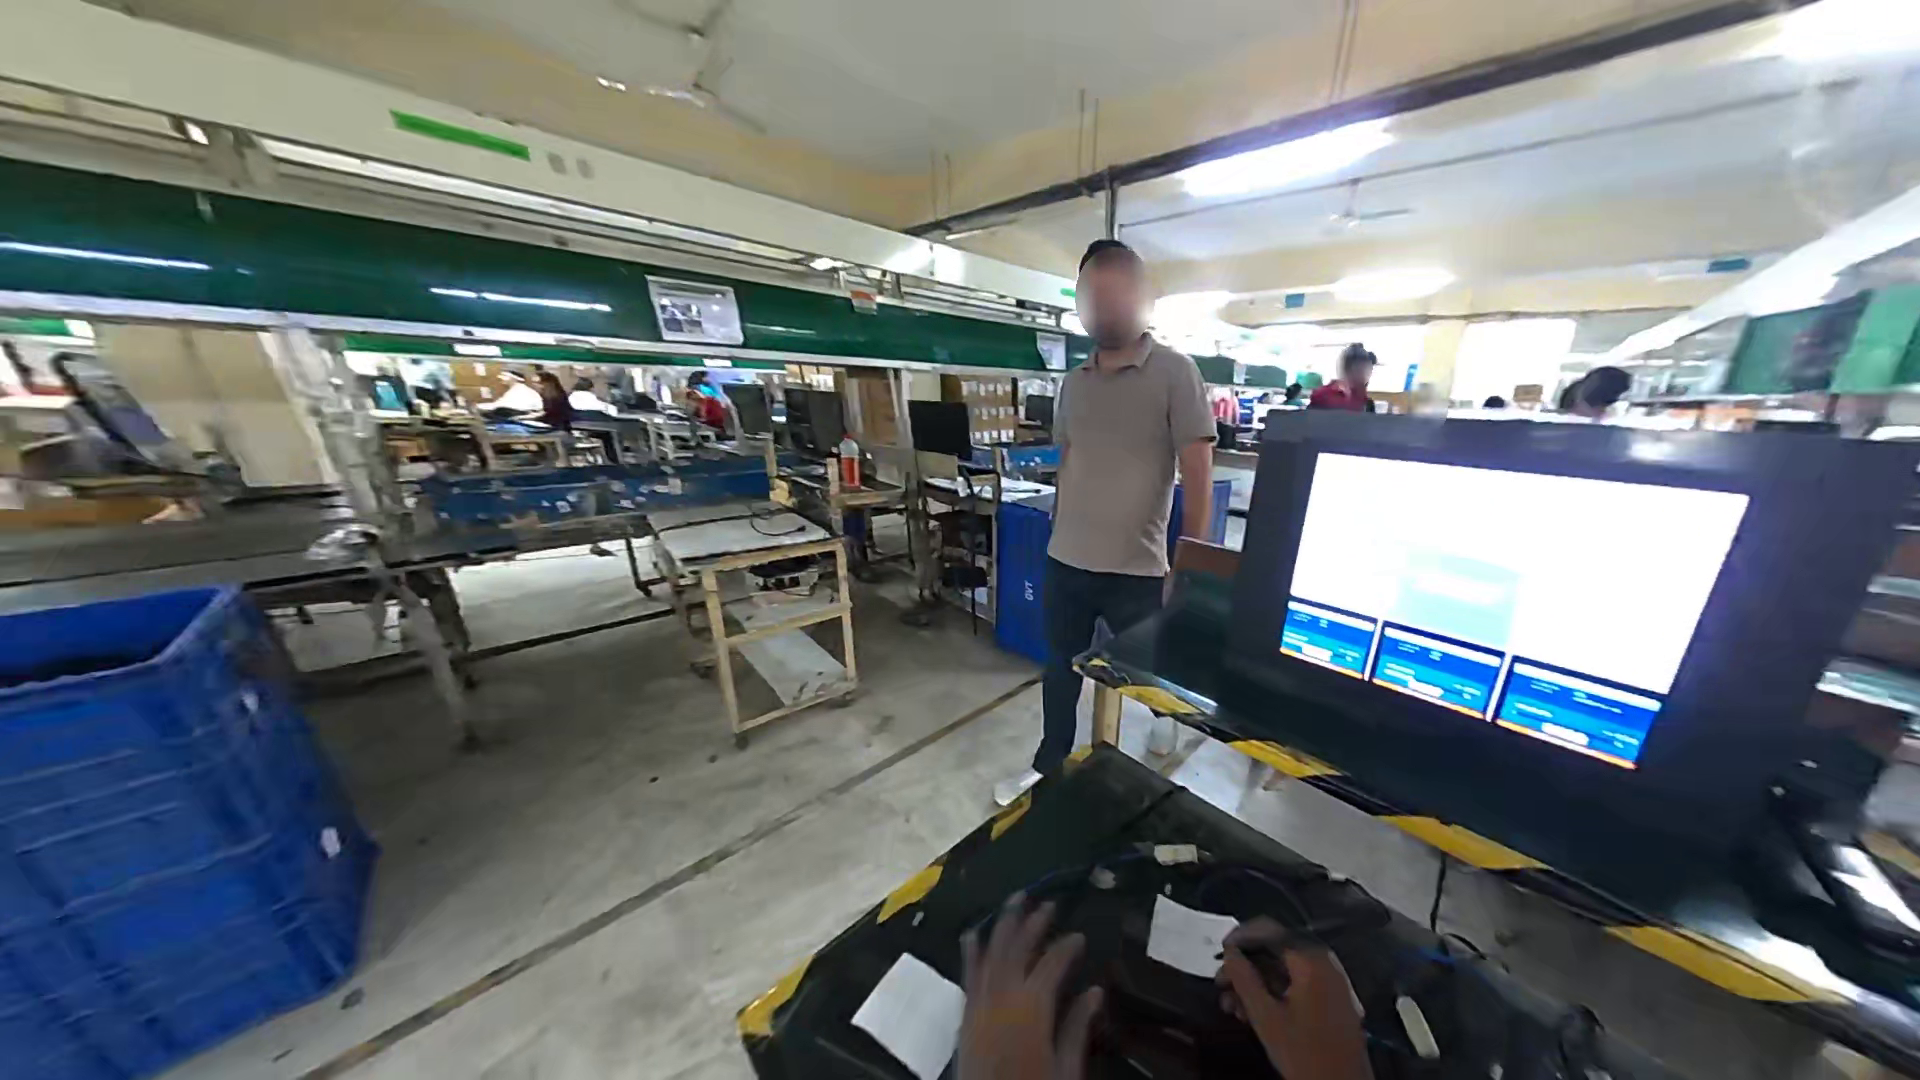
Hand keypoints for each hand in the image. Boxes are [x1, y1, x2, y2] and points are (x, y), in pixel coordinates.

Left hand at [957, 897, 1102, 1079]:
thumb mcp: (1067, 1070)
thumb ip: (1078, 1027)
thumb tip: (1096, 992)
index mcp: (1032, 1007)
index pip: (1052, 963)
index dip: (1067, 946)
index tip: (1080, 936)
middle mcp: (1003, 995)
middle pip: (1018, 946)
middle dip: (1034, 922)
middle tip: (1049, 905)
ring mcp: (981, 1002)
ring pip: (992, 951)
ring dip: (1004, 924)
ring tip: (1015, 900)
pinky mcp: (966, 1015)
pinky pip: (968, 973)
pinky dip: (972, 950)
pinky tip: (972, 932)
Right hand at [1215, 918, 1371, 1079]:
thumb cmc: (1306, 1056)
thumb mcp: (1265, 1016)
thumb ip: (1243, 977)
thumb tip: (1230, 952)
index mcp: (1311, 959)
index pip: (1267, 929)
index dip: (1238, 937)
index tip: (1219, 953)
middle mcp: (1324, 963)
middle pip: (1274, 950)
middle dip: (1244, 966)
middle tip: (1221, 983)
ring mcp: (1331, 985)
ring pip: (1283, 971)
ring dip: (1255, 983)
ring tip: (1230, 1004)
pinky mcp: (1333, 1005)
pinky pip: (1297, 987)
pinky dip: (1273, 994)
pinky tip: (1251, 1013)